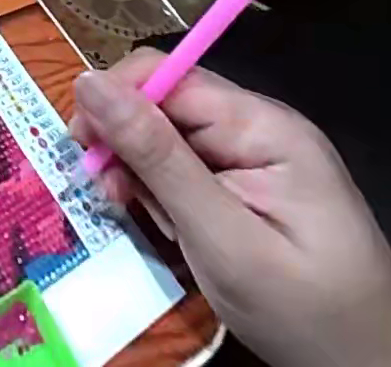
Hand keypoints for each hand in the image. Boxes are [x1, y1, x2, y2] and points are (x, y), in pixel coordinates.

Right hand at [71, 50, 390, 366]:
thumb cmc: (306, 316)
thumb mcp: (222, 239)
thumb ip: (155, 156)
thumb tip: (88, 81)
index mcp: (260, 123)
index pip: (165, 75)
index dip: (114, 101)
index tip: (84, 152)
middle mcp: (255, 121)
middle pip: (162, 100)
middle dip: (126, 143)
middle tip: (111, 195)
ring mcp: (253, 148)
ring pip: (166, 131)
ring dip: (142, 170)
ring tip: (146, 218)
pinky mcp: (247, 175)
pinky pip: (184, 160)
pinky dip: (162, 186)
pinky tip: (168, 220)